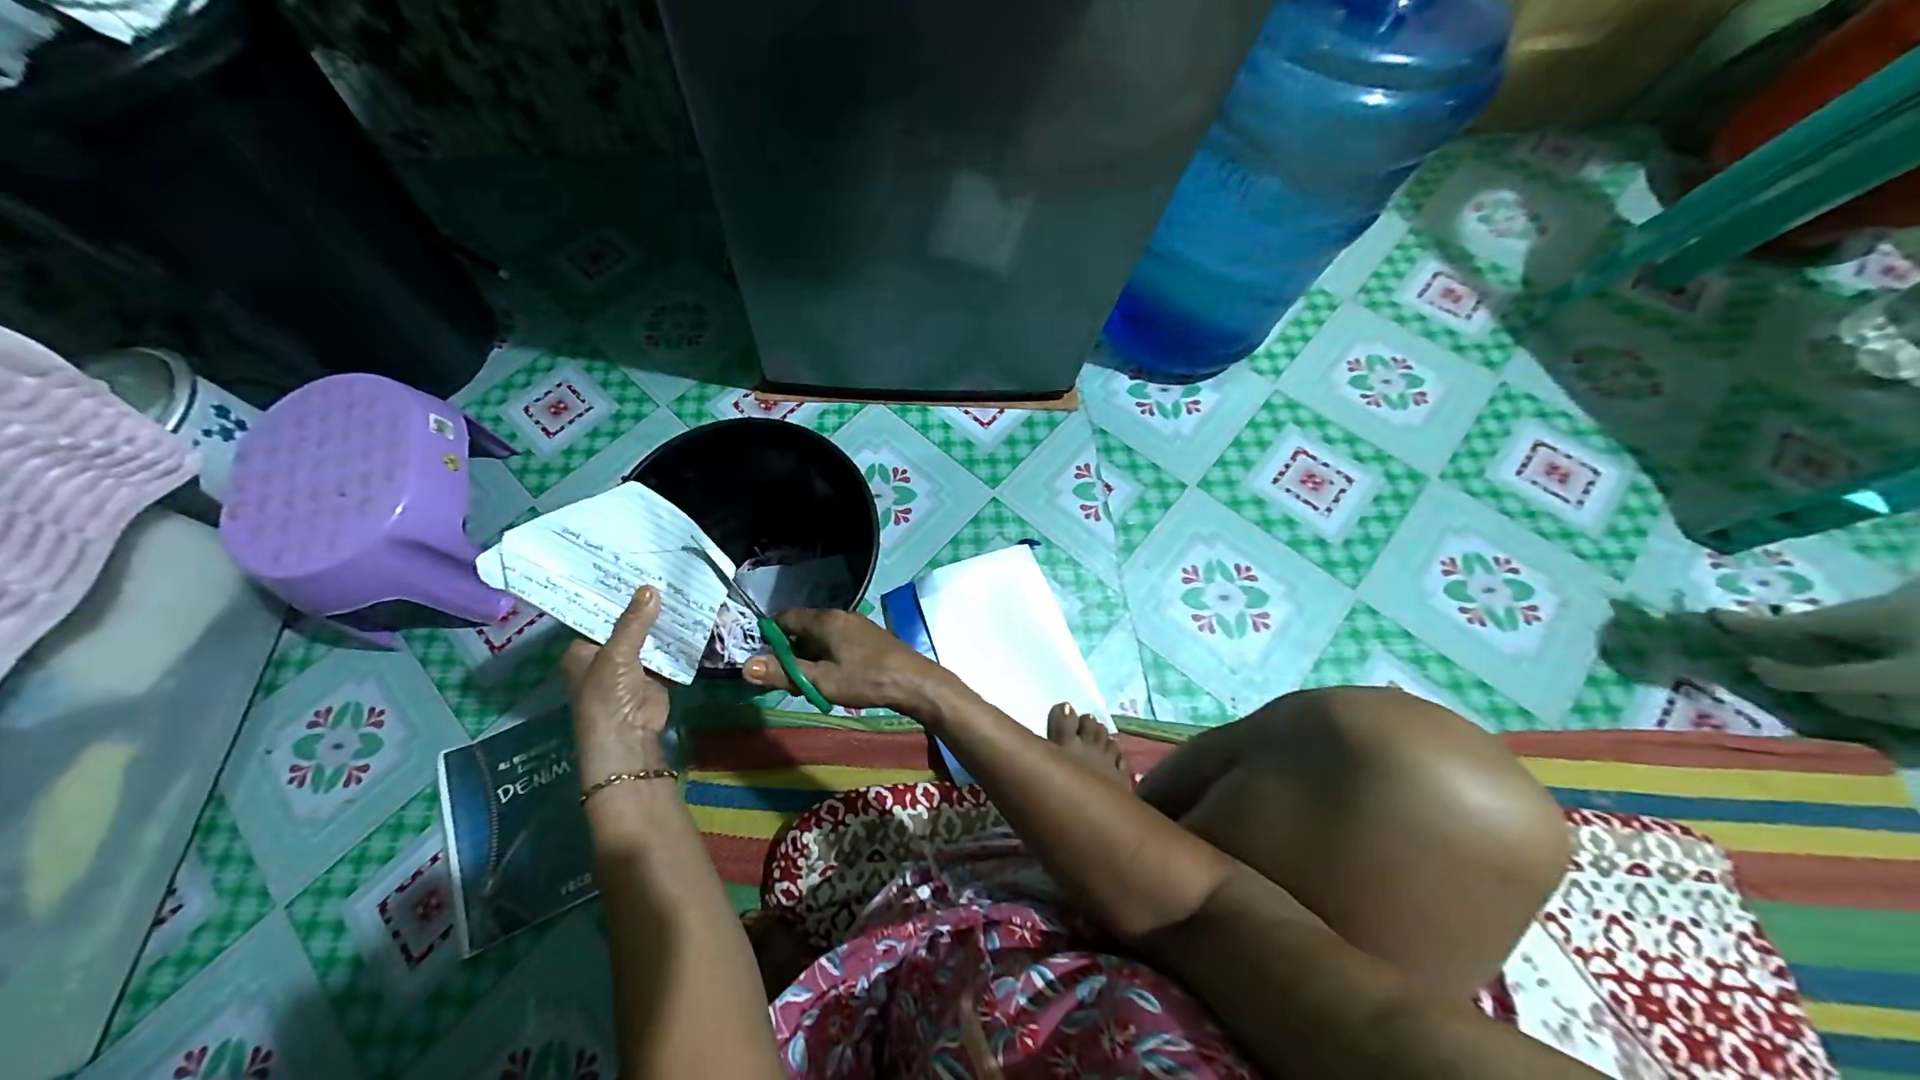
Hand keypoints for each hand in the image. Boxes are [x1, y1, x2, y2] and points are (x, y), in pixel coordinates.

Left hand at [562, 585, 672, 776]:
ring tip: (681, 591)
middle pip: (625, 625)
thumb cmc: (607, 694)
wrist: (628, 735)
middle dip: (643, 607)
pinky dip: (675, 640)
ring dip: (661, 622)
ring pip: (647, 637)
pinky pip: (665, 652)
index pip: (597, 615)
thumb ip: (634, 621)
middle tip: (664, 576)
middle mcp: (603, 656)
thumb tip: (651, 588)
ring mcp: (630, 666)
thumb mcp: (616, 653)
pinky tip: (690, 618)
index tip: (634, 571)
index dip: (615, 596)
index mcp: (581, 650)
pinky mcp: (654, 675)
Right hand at [741, 608, 951, 712]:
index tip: (765, 661)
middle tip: (787, 679)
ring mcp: (856, 624)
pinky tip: (833, 678)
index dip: (770, 637)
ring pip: (821, 636)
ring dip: (810, 657)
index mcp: (825, 620)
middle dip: (791, 651)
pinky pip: (837, 641)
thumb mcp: (820, 681)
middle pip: (803, 627)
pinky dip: (828, 656)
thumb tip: (746, 666)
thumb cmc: (865, 679)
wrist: (914, 682)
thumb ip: (783, 673)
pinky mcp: (868, 636)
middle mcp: (839, 615)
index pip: (785, 618)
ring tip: (810, 683)